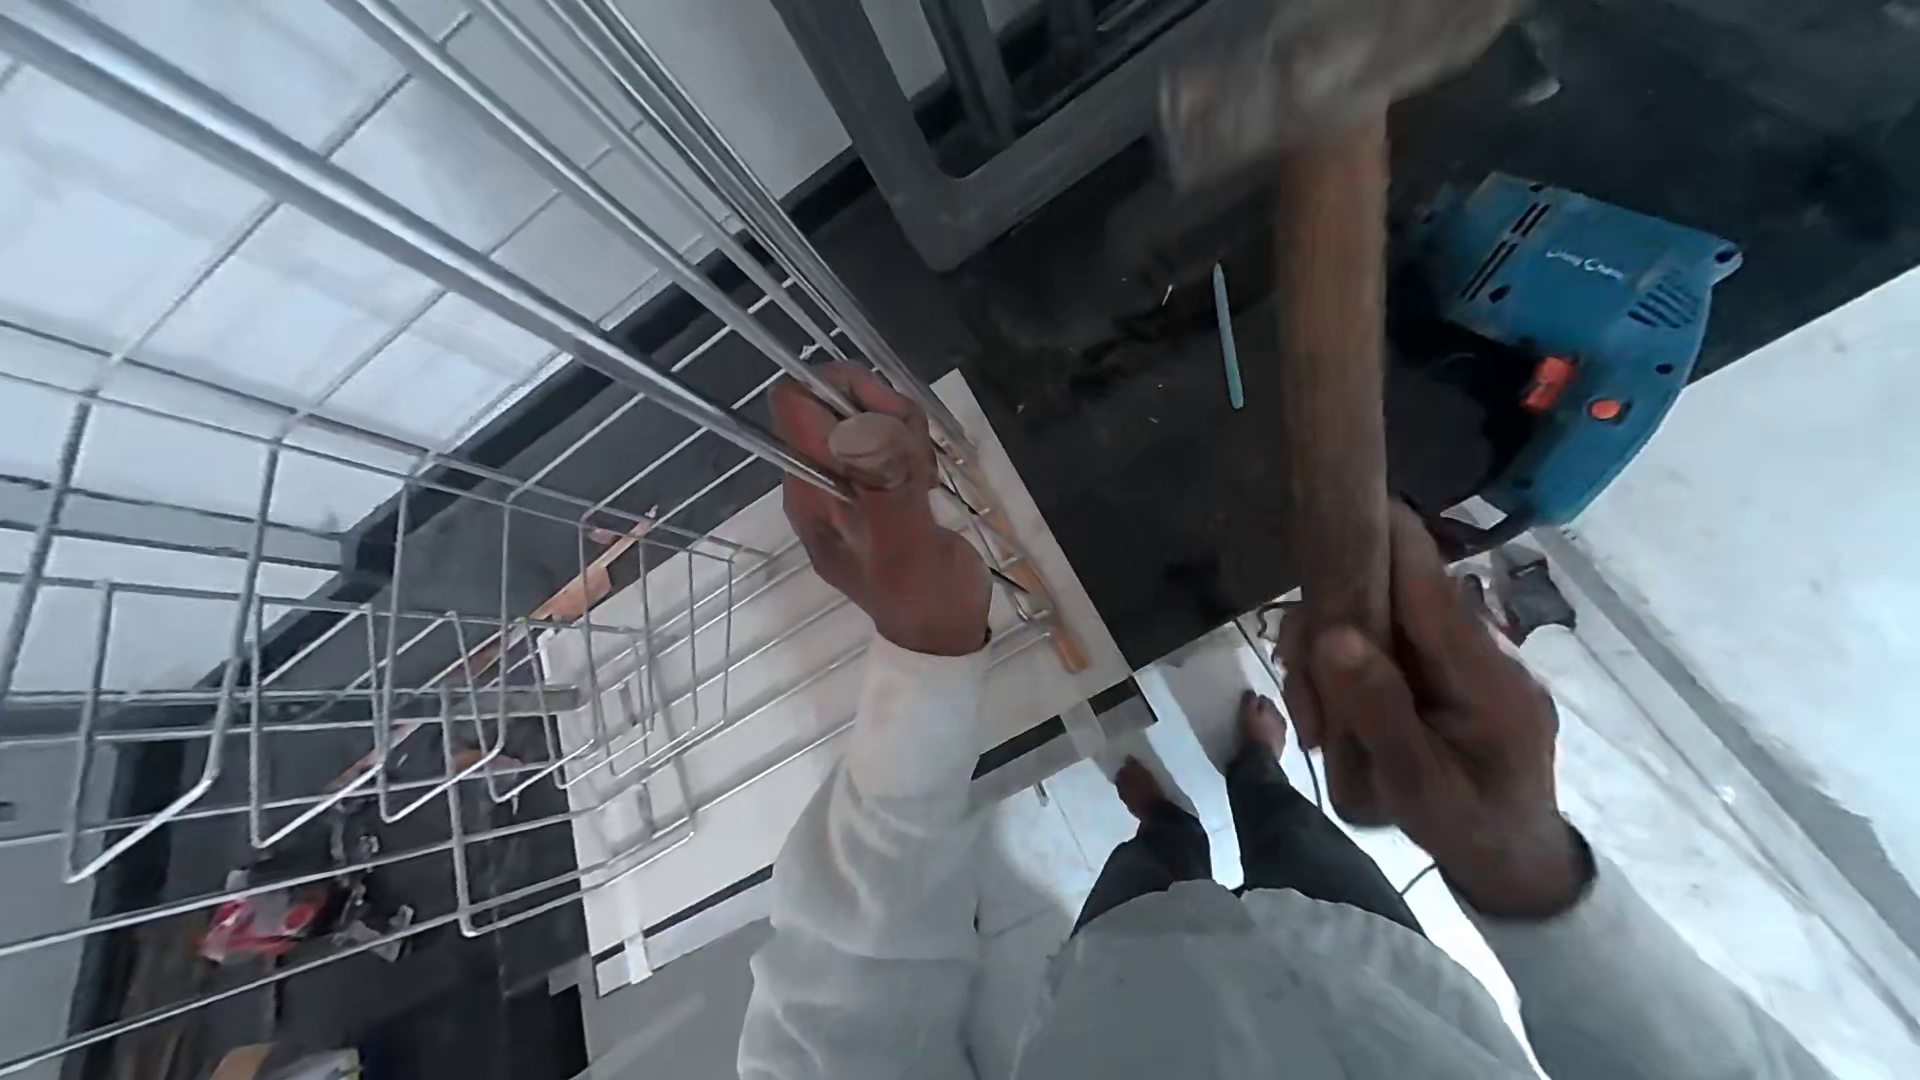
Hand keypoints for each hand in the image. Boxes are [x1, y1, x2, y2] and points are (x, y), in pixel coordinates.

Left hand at [770, 364, 989, 656]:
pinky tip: (923, 483)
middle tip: (918, 462)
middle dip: (885, 414)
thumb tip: (857, 426)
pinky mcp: (871, 486)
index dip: (843, 388)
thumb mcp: (906, 548)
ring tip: (923, 481)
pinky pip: (884, 437)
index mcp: (811, 489)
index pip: (795, 401)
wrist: (939, 632)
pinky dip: (911, 447)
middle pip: (835, 400)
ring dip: (905, 434)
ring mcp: (845, 482)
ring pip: (865, 414)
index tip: (892, 420)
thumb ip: (883, 487)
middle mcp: (817, 478)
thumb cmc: (924, 597)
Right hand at [1279, 505, 1589, 917]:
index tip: (1352, 501)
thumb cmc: (1469, 826)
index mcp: (1484, 677)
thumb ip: (1378, 711)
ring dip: (1322, 665)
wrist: (1509, 860)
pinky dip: (1334, 676)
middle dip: (1325, 637)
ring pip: (1364, 626)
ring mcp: (1449, 662)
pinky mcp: (1429, 671)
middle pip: (1383, 604)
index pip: (1430, 587)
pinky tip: (1328, 720)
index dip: (1393, 540)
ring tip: (1316, 727)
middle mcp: (1468, 655)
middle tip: (1304, 698)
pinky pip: (1369, 649)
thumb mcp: (1419, 787)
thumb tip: (1333, 633)